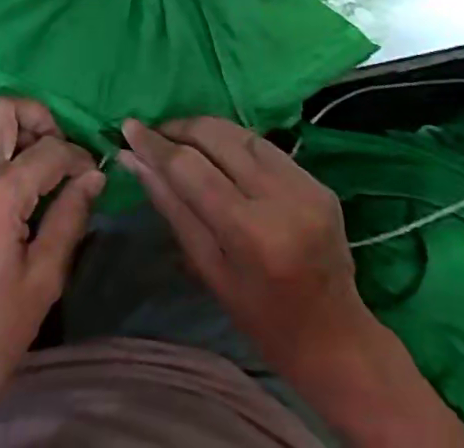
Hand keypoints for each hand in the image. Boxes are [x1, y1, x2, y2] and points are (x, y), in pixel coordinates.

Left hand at [0, 98, 104, 446]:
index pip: (47, 149)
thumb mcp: (45, 277)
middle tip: (63, 154)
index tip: (94, 176)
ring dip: (18, 131)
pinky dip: (1, 151)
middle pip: (1, 108)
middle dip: (39, 118)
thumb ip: (70, 216)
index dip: (78, 157)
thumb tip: (92, 176)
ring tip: (48, 170)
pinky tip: (23, 186)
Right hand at [119, 116, 359, 370]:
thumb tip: (133, 159)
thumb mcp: (206, 265)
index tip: (128, 127)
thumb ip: (170, 205)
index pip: (190, 168)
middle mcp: (282, 198)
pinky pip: (264, 146)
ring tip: (178, 136)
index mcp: (251, 232)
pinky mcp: (318, 181)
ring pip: (241, 133)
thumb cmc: (259, 316)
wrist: (335, 336)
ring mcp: (306, 185)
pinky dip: (233, 141)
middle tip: (152, 134)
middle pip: (217, 137)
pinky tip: (215, 149)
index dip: (155, 144)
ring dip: (204, 129)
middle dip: (178, 128)